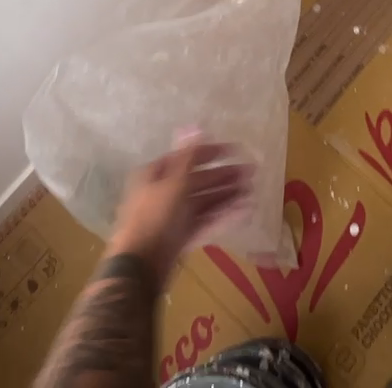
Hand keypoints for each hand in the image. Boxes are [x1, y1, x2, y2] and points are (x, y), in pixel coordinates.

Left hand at [106, 134, 251, 282]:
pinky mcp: (180, 236)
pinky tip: (242, 211)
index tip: (235, 150)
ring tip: (251, 191)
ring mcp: (172, 215)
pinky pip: (204, 220)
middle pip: (197, 179)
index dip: (211, 152)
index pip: (187, 157)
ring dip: (226, 194)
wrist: (140, 268)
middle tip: (250, 172)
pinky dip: (222, 215)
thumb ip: (188, 156)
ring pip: (203, 200)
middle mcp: (163, 192)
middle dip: (224, 175)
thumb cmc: (155, 217)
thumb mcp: (173, 182)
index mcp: (156, 174)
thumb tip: (194, 125)